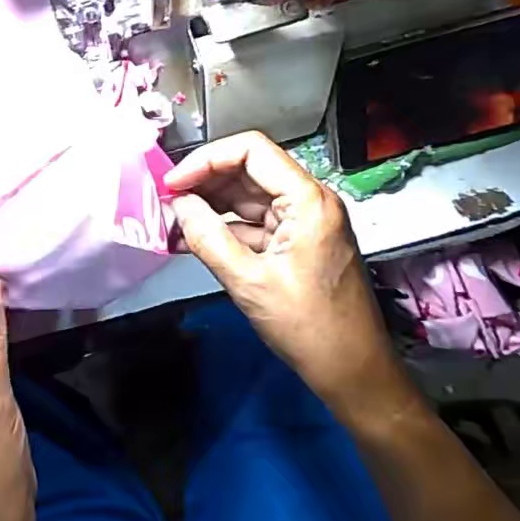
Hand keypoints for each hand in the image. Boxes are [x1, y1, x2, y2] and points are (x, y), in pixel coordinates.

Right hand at [166, 131, 405, 409]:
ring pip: (248, 196)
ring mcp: (303, 222)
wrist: (351, 369)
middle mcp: (308, 202)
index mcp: (308, 201)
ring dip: (210, 204)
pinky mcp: (295, 243)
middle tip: (168, 200)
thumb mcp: (249, 282)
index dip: (207, 159)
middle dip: (204, 182)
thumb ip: (208, 238)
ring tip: (174, 219)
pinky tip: (195, 237)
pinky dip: (224, 226)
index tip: (175, 181)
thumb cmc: (311, 328)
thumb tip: (179, 206)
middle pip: (248, 170)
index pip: (252, 150)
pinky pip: (254, 222)